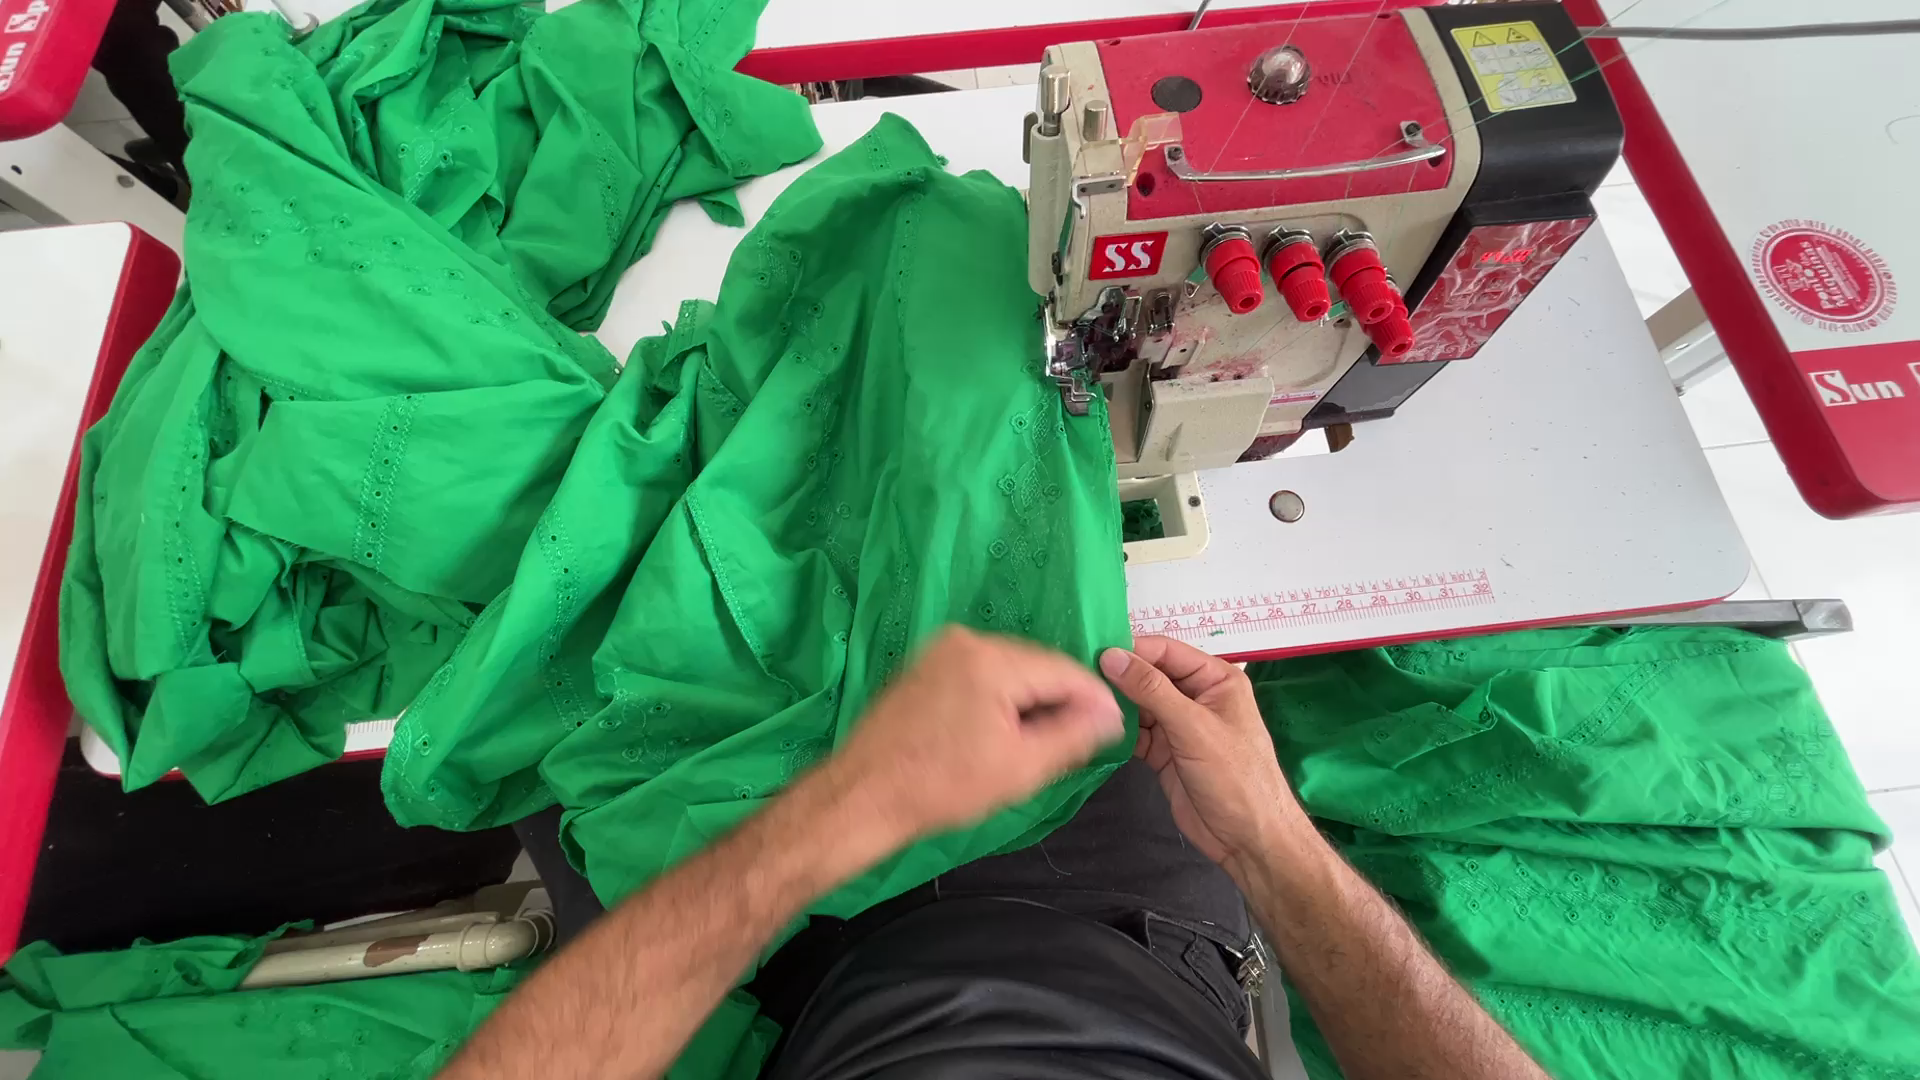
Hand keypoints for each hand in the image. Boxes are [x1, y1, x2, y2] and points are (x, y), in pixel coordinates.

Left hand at [825, 626, 1125, 840]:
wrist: (864, 793)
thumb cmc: (943, 786)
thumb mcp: (1021, 766)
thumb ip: (1073, 734)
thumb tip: (1110, 713)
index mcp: (992, 659)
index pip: (1064, 669)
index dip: (1093, 698)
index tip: (1113, 725)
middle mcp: (967, 640)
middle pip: (1036, 664)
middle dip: (1059, 698)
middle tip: (1078, 738)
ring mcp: (942, 648)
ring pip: (1009, 667)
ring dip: (1029, 697)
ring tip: (1039, 739)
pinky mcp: (926, 662)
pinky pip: (981, 671)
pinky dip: (999, 694)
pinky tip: (1001, 727)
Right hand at [1099, 636, 1299, 869]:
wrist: (1248, 841)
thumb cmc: (1234, 777)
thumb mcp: (1193, 727)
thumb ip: (1151, 689)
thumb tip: (1110, 655)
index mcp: (1214, 679)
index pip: (1165, 651)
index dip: (1131, 650)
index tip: (1092, 653)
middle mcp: (1196, 696)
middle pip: (1148, 675)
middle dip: (1118, 677)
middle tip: (1081, 679)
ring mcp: (1178, 724)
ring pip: (1138, 703)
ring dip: (1116, 705)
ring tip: (1084, 704)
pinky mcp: (1163, 750)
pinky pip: (1135, 731)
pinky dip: (1119, 730)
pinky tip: (1097, 729)